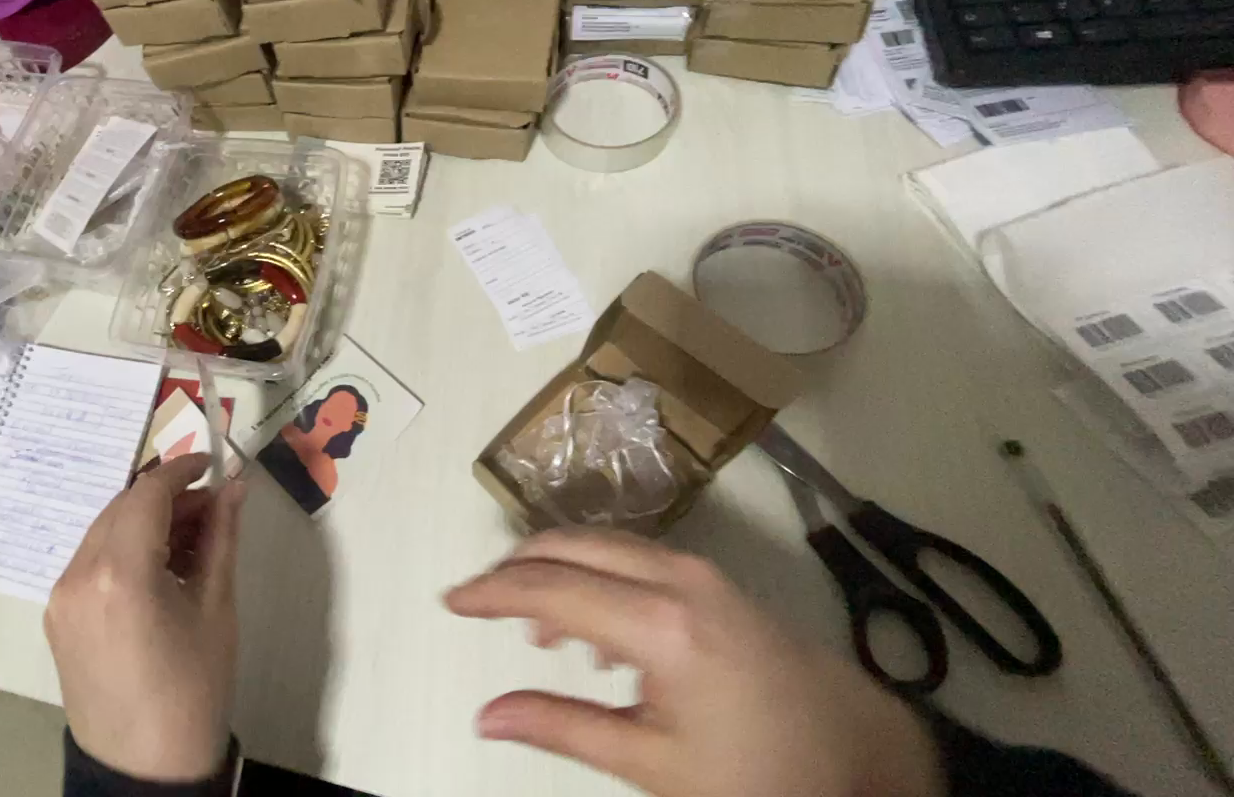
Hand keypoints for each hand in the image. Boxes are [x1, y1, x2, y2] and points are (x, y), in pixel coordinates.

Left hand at [46, 453, 245, 781]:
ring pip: (106, 530)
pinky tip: (161, 565)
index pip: (148, 493)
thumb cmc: (193, 688)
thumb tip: (235, 485)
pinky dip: (126, 548)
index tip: (211, 464)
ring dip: (147, 521)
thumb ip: (222, 536)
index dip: (181, 470)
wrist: (144, 771)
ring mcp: (61, 596)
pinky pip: (93, 559)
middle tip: (212, 507)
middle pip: (123, 506)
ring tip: (193, 539)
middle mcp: (78, 574)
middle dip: (168, 497)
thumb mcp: (216, 606)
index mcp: (120, 573)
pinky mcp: (57, 615)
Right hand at [446, 529, 943, 796]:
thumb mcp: (655, 767)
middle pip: (568, 547)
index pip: (548, 589)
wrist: (869, 757)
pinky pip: (629, 559)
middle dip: (515, 568)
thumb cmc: (762, 774)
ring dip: (554, 571)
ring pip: (597, 546)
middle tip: (478, 600)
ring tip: (530, 627)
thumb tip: (484, 717)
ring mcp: (695, 571)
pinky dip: (591, 577)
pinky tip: (591, 633)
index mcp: (657, 624)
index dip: (491, 592)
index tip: (449, 600)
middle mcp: (672, 577)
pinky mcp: (708, 579)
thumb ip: (562, 728)